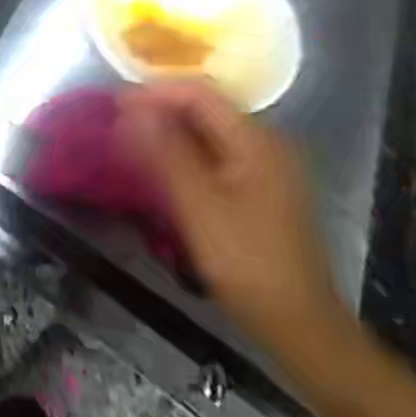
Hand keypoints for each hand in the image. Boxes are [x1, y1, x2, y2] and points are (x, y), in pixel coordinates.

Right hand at [120, 80, 415, 416]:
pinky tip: (165, 168)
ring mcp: (266, 166)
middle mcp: (264, 142)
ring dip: (171, 131)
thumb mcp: (199, 206)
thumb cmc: (247, 261)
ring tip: (133, 141)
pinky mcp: (261, 189)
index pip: (199, 93)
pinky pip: (217, 154)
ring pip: (210, 132)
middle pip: (206, 109)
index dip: (155, 92)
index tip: (116, 103)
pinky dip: (187, 153)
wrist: (300, 324)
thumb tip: (131, 108)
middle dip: (161, 110)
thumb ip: (165, 152)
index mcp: (254, 138)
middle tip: (119, 122)